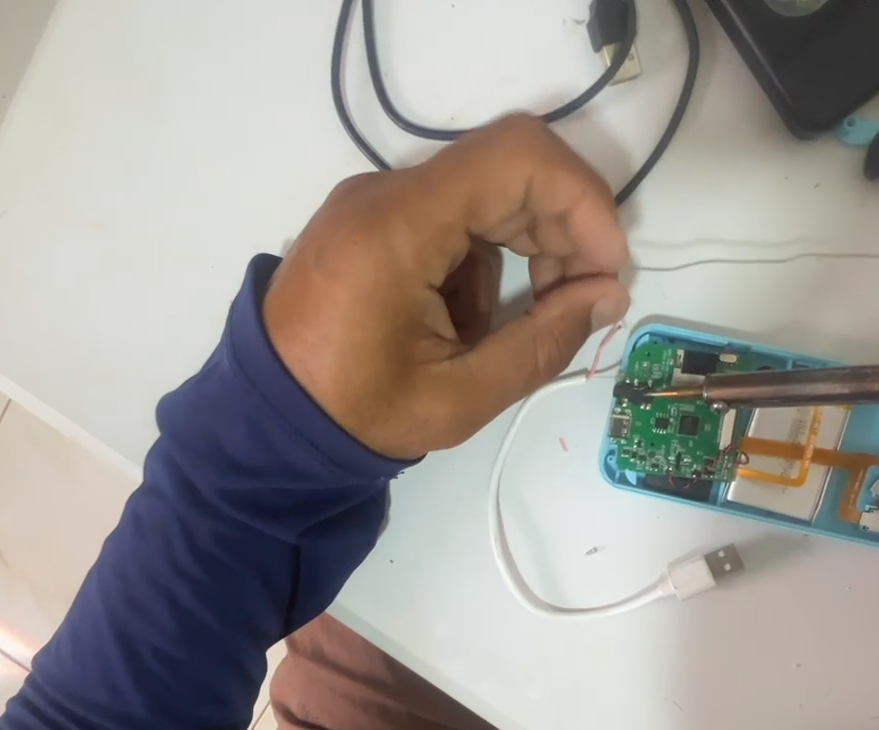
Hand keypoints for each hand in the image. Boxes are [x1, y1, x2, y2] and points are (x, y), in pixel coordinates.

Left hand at [262, 115, 631, 459]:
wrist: (271, 421)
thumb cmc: (355, 417)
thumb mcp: (458, 398)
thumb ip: (540, 345)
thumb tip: (606, 297)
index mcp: (397, 228)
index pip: (517, 160)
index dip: (582, 202)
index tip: (607, 266)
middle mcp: (383, 195)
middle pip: (505, 172)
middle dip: (559, 235)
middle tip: (578, 302)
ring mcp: (373, 206)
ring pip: (482, 202)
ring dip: (518, 259)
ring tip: (503, 333)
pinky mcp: (372, 225)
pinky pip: (450, 225)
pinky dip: (478, 269)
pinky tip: (461, 326)